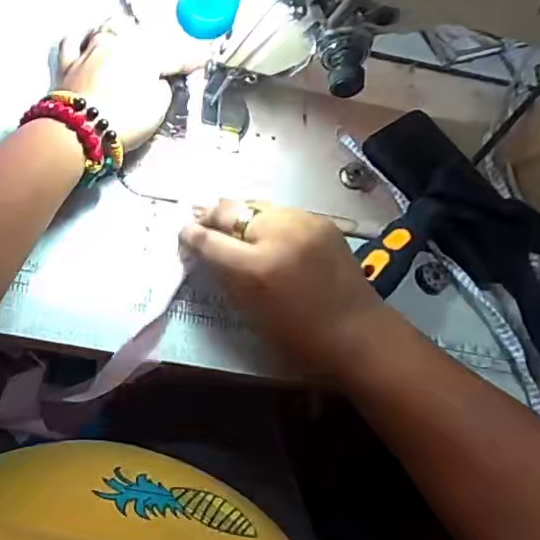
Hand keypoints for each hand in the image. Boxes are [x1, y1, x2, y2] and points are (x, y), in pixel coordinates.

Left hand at [54, 21, 187, 151]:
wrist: (82, 130)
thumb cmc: (127, 119)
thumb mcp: (158, 108)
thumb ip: (162, 88)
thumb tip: (156, 80)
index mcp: (146, 53)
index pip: (174, 56)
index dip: (190, 59)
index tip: (202, 59)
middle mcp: (118, 43)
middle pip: (136, 32)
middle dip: (147, 39)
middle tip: (153, 52)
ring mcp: (90, 50)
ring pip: (104, 28)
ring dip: (115, 31)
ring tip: (120, 37)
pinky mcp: (67, 63)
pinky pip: (72, 42)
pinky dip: (81, 39)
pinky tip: (85, 41)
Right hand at [178, 199, 391, 372]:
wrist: (356, 332)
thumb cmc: (297, 335)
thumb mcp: (249, 310)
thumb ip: (225, 274)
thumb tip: (205, 249)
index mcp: (255, 267)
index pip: (209, 239)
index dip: (191, 235)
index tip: (183, 233)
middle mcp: (276, 235)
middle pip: (230, 210)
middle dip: (210, 215)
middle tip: (201, 221)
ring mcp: (302, 223)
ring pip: (256, 204)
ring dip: (240, 214)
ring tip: (231, 223)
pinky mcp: (320, 220)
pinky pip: (282, 212)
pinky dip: (268, 219)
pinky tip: (266, 231)